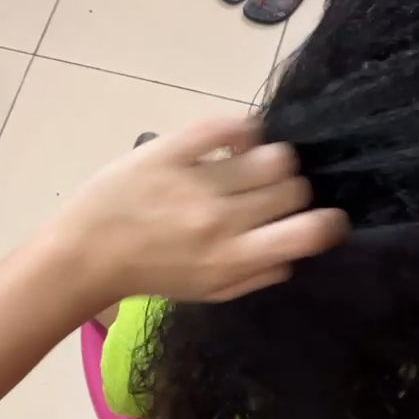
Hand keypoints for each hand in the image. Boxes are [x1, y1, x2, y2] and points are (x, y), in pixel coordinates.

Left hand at [46, 116, 348, 304]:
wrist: (87, 255)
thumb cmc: (153, 277)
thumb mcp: (209, 293)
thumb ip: (256, 276)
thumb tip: (295, 252)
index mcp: (235, 258)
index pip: (308, 232)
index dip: (331, 223)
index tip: (328, 218)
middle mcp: (222, 219)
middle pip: (294, 187)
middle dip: (294, 191)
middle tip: (273, 195)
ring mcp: (196, 182)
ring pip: (272, 154)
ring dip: (271, 161)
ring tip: (252, 168)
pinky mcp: (172, 151)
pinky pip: (227, 126)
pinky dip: (242, 130)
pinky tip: (234, 144)